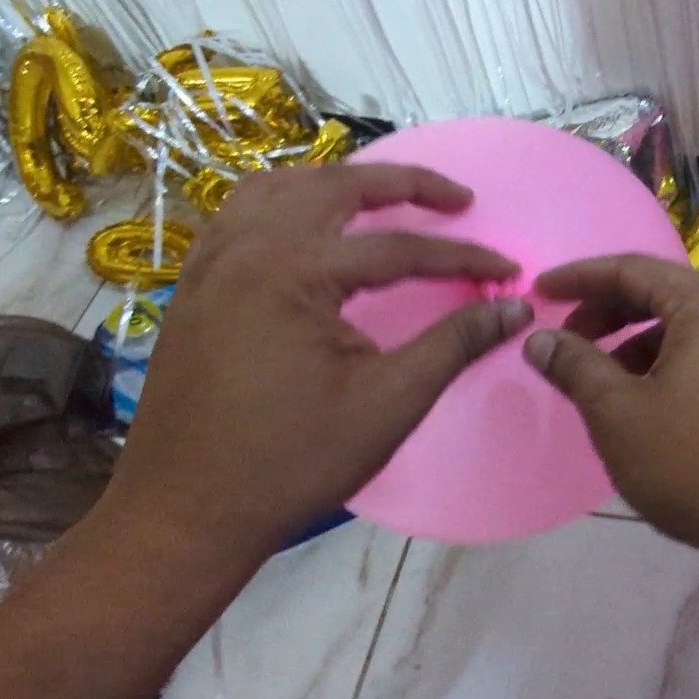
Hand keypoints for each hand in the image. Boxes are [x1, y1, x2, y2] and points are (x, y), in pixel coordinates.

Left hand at [104, 163, 532, 560]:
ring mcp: (209, 265)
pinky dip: (287, 204)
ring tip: (385, 199)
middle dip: (404, 184)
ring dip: (339, 183)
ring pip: (279, 188)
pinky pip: (241, 216)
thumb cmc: (293, 460)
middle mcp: (245, 250)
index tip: (508, 272)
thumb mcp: (391, 400)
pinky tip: (310, 230)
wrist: (184, 514)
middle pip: (335, 187)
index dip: (463, 258)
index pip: (399, 248)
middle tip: (457, 199)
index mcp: (291, 273)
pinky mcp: (194, 288)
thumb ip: (456, 342)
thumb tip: (514, 308)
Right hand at [520, 255, 698, 563]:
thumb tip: (541, 339)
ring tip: (607, 386)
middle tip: (568, 342)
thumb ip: (576, 367)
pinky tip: (658, 409)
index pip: (632, 269)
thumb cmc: (698, 462)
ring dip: (642, 346)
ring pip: (692, 331)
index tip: (539, 292)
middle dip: (609, 313)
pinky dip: (677, 368)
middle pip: (665, 295)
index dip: (580, 278)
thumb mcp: (620, 414)